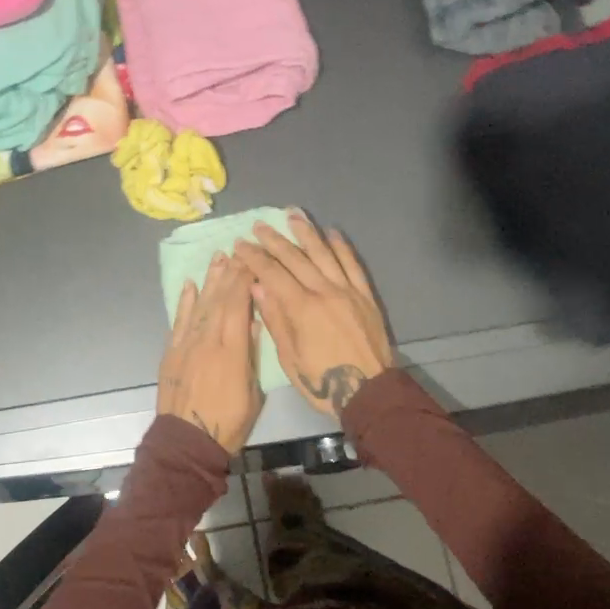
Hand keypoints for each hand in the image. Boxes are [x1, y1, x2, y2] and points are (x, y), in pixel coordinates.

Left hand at [157, 255, 262, 454]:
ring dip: (209, 280)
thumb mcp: (253, 394)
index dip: (246, 281)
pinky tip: (190, 285)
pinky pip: (179, 321)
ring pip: (200, 305)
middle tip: (239, 251)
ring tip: (218, 258)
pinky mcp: (171, 353)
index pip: (239, 306)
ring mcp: (186, 345)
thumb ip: (253, 357)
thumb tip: (256, 324)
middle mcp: (207, 341)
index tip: (254, 261)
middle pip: (220, 300)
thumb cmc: (227, 424)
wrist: (186, 443)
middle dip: (231, 273)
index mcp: (232, 351)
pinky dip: (185, 302)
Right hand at [235, 212, 391, 417]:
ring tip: (292, 215)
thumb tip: (257, 286)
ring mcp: (348, 291)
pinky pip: (353, 265)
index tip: (240, 245)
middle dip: (274, 240)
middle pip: (296, 258)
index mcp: (302, 309)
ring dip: (307, 233)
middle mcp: (324, 292)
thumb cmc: (322, 382)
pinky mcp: (365, 296)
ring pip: (324, 254)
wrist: (369, 392)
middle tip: (259, 226)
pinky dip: (342, 247)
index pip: (272, 274)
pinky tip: (332, 233)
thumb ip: (275, 319)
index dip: (254, 258)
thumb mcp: (289, 358)